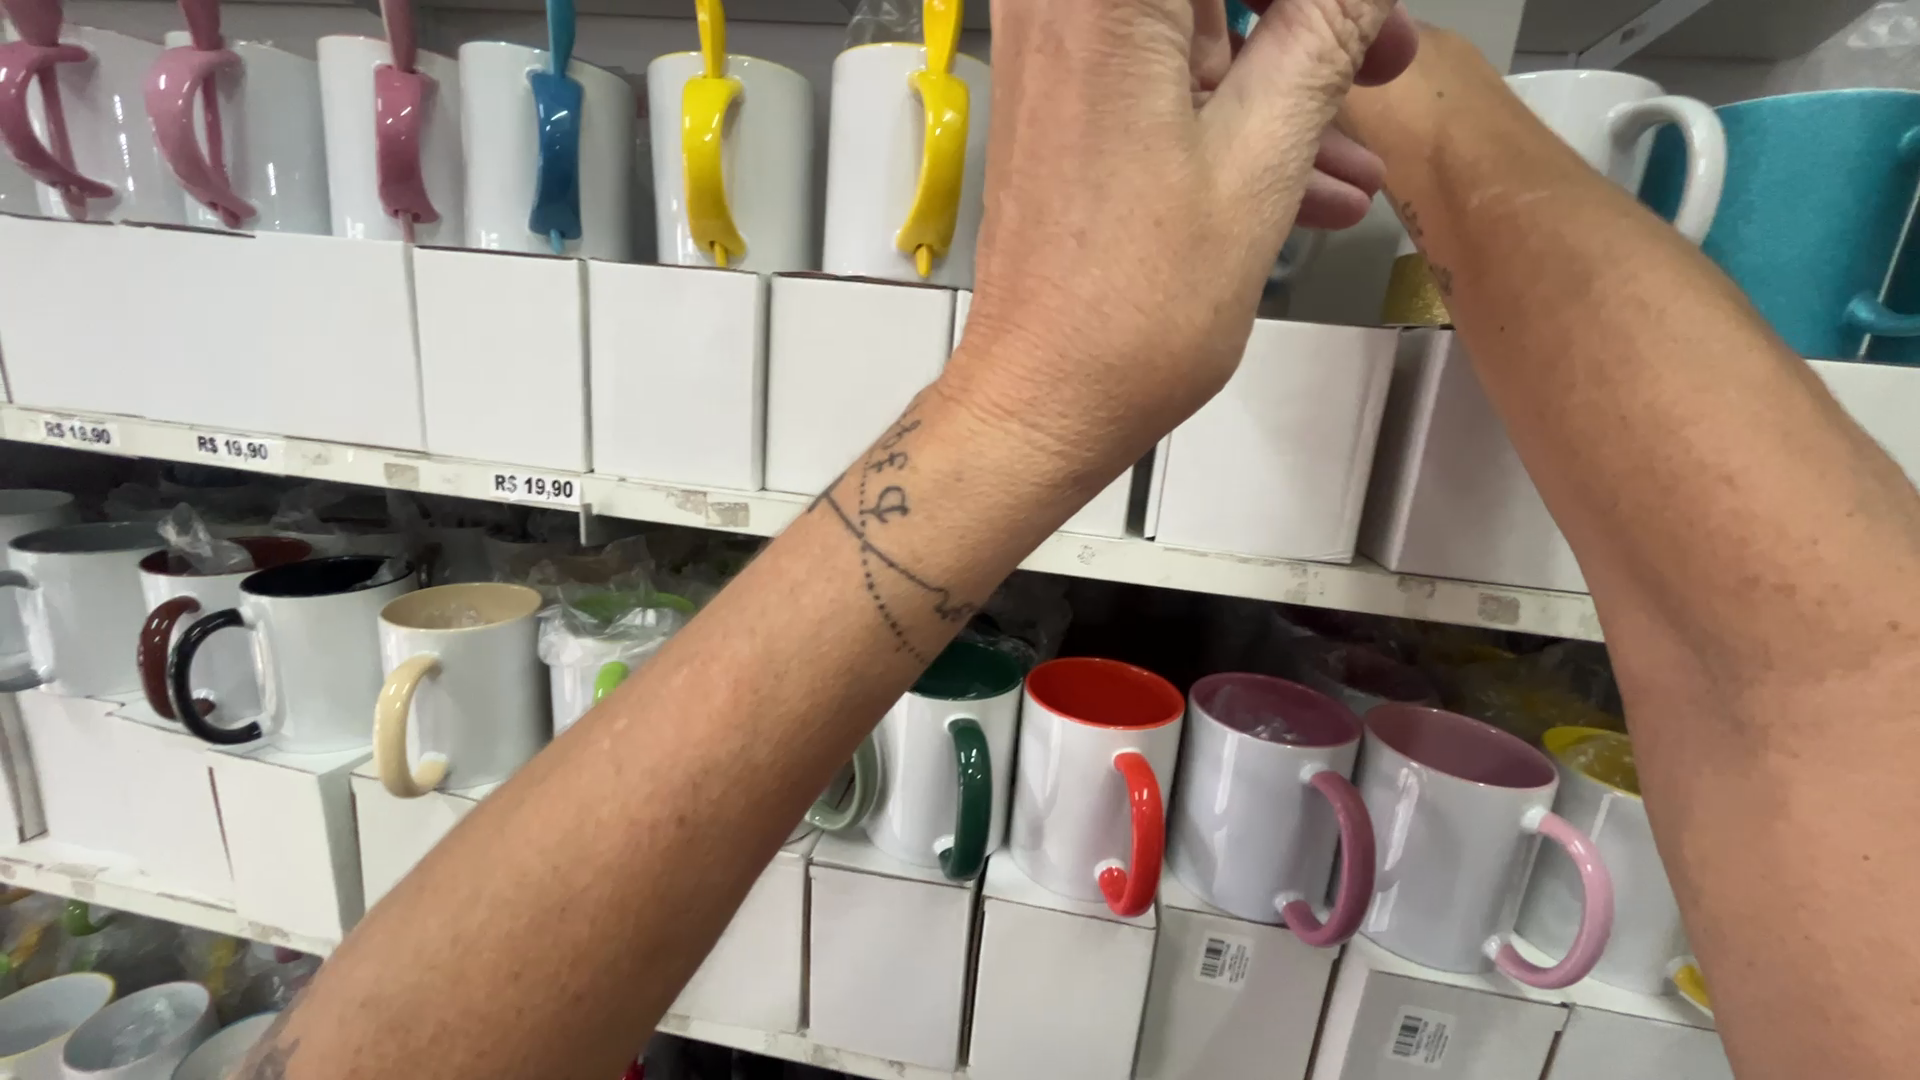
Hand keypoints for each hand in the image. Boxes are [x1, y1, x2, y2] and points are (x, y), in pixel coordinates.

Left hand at [946, 0, 1416, 487]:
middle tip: (1381, 57)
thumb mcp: (1259, 161)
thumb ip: (1327, 32)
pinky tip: (1296, 175)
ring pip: (1186, 29)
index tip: (1361, 27)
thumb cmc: (1131, 314)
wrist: (1042, 403)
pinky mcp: (1054, 117)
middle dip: (1305, 22)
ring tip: (1354, 141)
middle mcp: (1054, 8)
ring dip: (1278, 74)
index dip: (1316, 0)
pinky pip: (1152, 82)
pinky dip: (1221, 113)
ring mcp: (1047, 62)